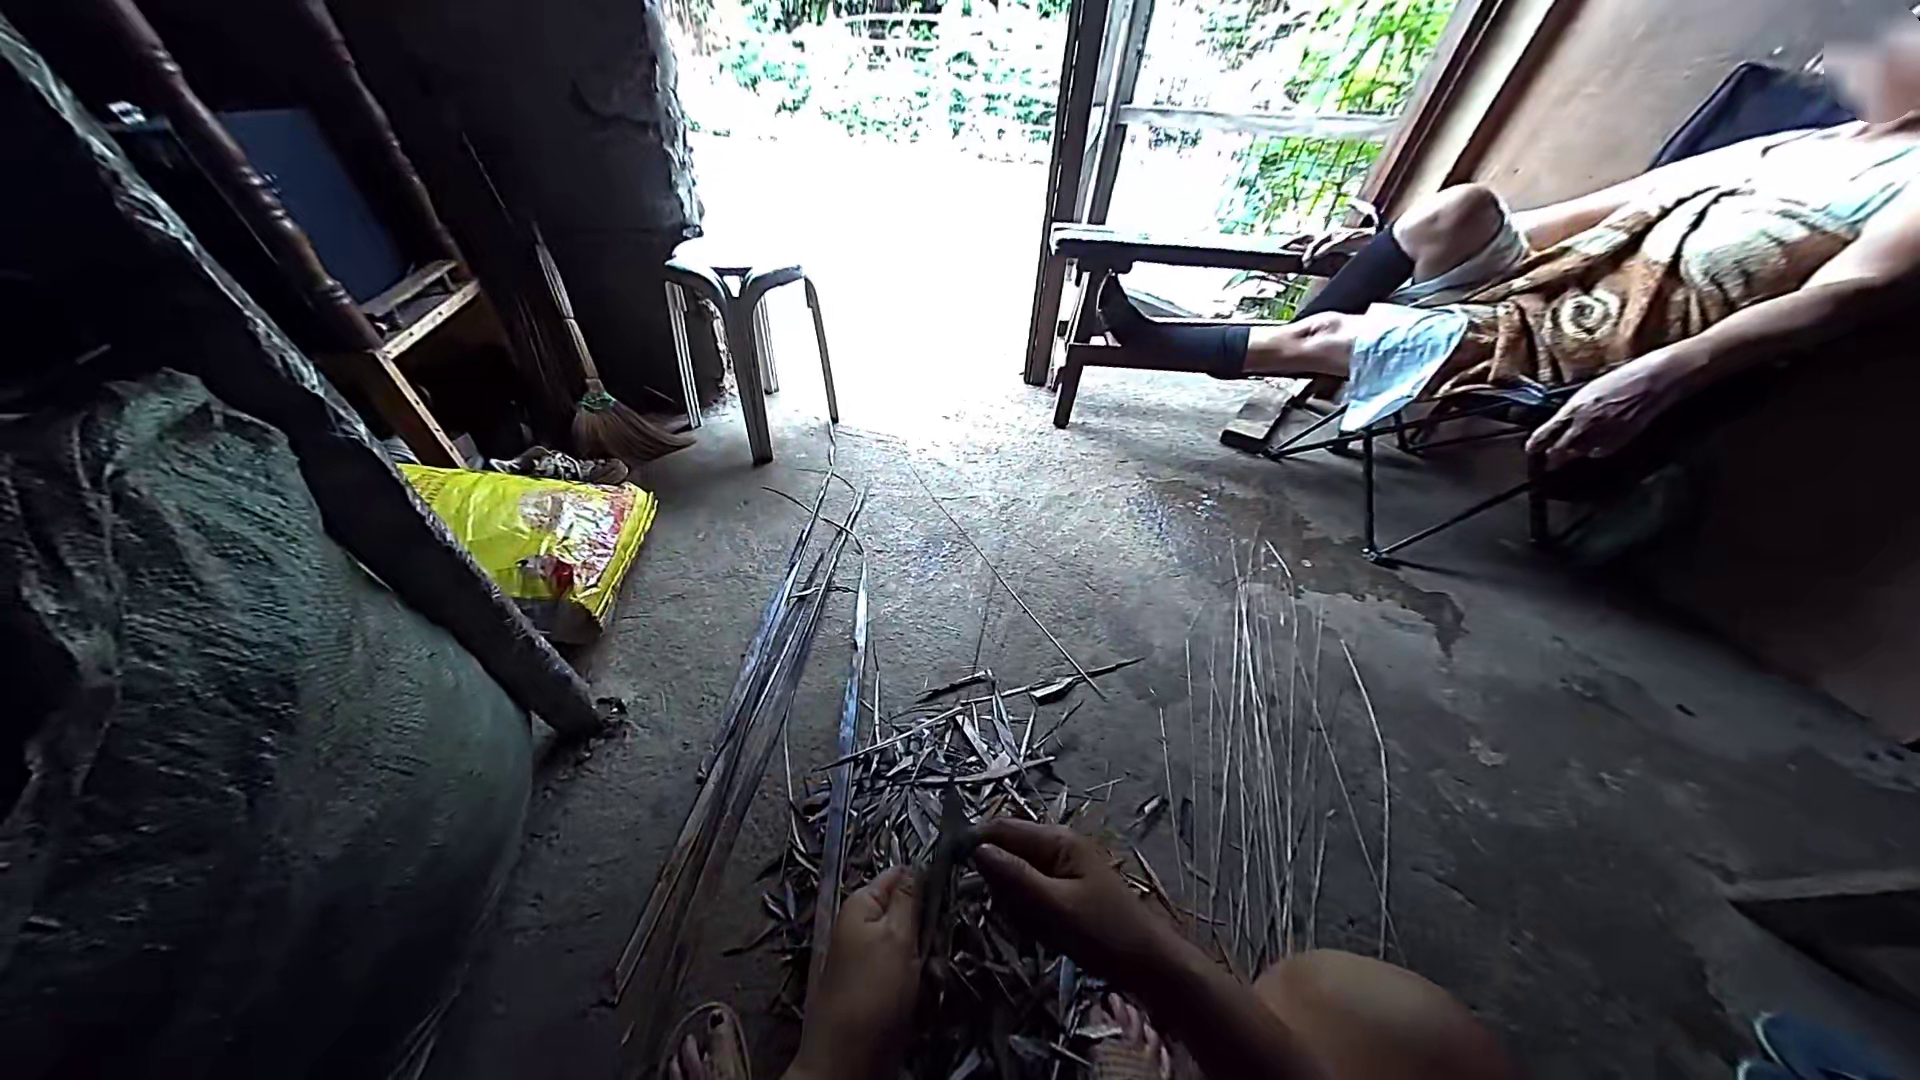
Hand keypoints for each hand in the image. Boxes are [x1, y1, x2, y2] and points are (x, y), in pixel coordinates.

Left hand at [788, 867, 920, 1079]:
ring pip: (911, 940)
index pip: (899, 873)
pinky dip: (917, 977)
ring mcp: (867, 955)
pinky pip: (904, 967)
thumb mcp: (897, 936)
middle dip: (927, 924)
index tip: (949, 895)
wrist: (846, 1065)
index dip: (926, 880)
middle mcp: (861, 924)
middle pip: (907, 908)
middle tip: (938, 942)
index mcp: (861, 903)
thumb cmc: (873, 993)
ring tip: (931, 973)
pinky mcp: (875, 984)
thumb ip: (909, 897)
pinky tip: (923, 990)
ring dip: (926, 954)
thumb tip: (918, 864)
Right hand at [970, 819, 1183, 989]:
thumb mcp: (1055, 907)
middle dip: (1000, 882)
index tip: (950, 867)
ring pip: (1018, 875)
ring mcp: (1063, 868)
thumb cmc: (1105, 933)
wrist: (1151, 967)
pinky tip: (1043, 932)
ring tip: (1033, 926)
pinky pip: (1033, 893)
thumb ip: (1015, 877)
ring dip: (1015, 901)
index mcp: (1057, 840)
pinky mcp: (1066, 891)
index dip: (976, 842)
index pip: (1003, 828)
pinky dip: (1029, 911)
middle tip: (1010, 913)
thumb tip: (977, 850)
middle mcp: (1058, 846)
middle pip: (1009, 851)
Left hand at [1525, 353, 1689, 469]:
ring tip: (1570, 454)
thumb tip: (1554, 428)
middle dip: (1551, 457)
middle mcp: (1582, 425)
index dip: (1534, 446)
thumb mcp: (1583, 395)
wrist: (1654, 380)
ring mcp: (1602, 433)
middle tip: (1549, 461)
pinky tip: (1594, 448)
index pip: (1542, 436)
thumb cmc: (1617, 382)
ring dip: (1572, 455)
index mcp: (1570, 412)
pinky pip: (1600, 452)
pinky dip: (1594, 452)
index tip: (1532, 450)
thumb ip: (1567, 413)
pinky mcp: (1621, 439)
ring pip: (1577, 454)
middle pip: (1557, 451)